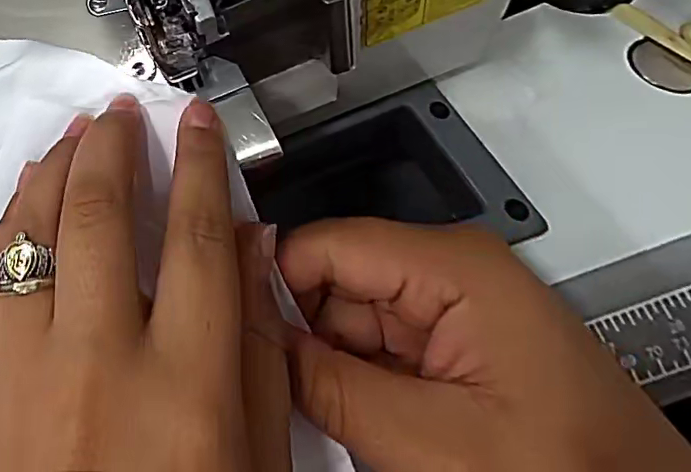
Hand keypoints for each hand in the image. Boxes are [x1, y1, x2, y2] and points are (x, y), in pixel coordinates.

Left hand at [0, 95, 291, 471]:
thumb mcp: (252, 457)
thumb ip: (256, 346)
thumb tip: (247, 241)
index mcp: (183, 387)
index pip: (194, 238)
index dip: (199, 165)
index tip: (196, 121)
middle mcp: (100, 362)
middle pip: (102, 216)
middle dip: (114, 147)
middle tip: (122, 112)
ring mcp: (31, 366)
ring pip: (38, 230)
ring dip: (59, 166)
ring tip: (79, 131)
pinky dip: (14, 216)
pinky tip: (31, 186)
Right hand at [280, 219, 690, 471]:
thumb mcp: (443, 446)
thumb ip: (335, 385)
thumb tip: (260, 340)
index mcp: (451, 264)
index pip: (323, 243)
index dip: (273, 280)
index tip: (239, 323)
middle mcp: (446, 268)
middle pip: (331, 277)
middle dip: (300, 328)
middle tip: (275, 383)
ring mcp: (448, 304)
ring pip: (347, 315)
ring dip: (326, 360)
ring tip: (320, 411)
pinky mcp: (452, 339)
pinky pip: (376, 344)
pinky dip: (355, 378)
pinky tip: (355, 417)